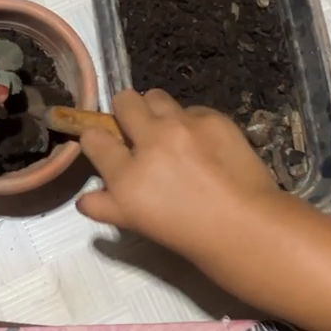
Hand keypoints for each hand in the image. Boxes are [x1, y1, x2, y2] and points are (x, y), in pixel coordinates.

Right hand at [76, 89, 281, 256]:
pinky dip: (192, 123)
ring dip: (156, 110)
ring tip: (170, 131)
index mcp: (127, 176)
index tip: (104, 144)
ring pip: (155, 96)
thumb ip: (106, 207)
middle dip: (125, 111)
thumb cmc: (190, 234)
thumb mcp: (137, 225)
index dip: (95, 139)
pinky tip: (204, 145)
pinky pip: (191, 109)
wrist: (247, 227)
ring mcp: (182, 126)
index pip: (93, 138)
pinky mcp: (212, 118)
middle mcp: (151, 142)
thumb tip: (83, 199)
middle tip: (139, 130)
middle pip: (123, 101)